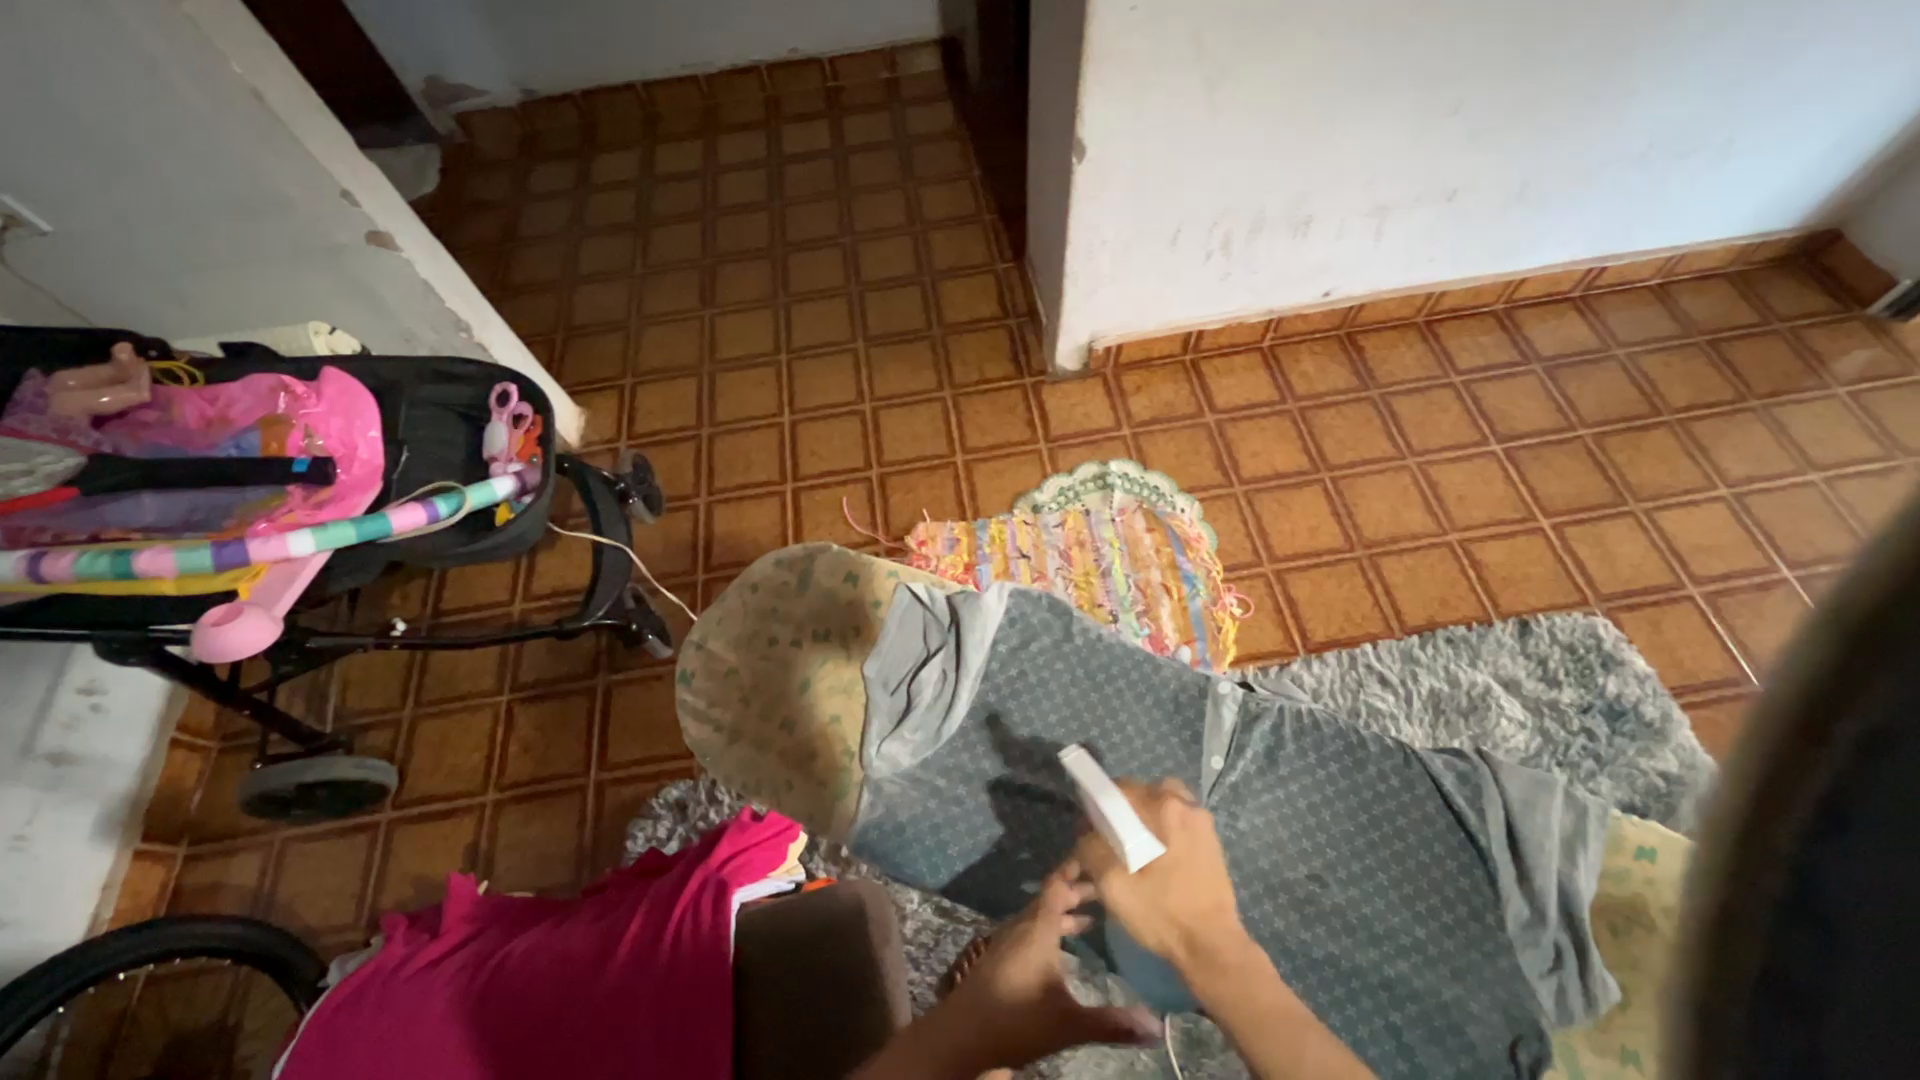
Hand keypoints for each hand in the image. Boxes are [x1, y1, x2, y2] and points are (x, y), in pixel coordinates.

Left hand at [936, 862, 1163, 1071]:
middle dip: (1076, 893)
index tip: (1092, 852)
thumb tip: (1156, 1025)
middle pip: (1049, 900)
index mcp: (1038, 930)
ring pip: (1038, 918)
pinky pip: (1029, 932)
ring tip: (1089, 918)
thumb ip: (1111, 1023)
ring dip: (1062, 913)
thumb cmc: (1015, 1019)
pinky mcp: (1000, 960)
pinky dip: (1049, 930)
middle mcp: (1021, 928)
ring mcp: (1007, 944)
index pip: (1057, 887)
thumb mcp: (1068, 1023)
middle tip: (1104, 890)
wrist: (959, 1036)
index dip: (1073, 869)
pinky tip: (1060, 950)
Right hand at [1072, 777, 1246, 970]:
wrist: (1212, 946)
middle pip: (1141, 793)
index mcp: (1162, 808)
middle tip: (1110, 842)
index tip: (1088, 832)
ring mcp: (1203, 822)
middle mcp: (1186, 804)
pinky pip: (1178, 820)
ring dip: (1144, 819)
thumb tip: (1086, 836)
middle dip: (1121, 812)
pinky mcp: (1211, 840)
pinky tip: (1158, 860)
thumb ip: (1092, 849)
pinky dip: (1163, 830)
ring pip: (1161, 804)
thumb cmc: (1162, 913)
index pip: (1117, 788)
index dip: (1096, 806)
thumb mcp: (1113, 885)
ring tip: (1135, 850)